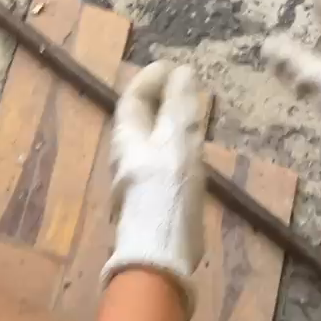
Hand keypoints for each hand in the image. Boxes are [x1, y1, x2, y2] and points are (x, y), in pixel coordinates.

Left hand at [102, 61, 206, 317]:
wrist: (161, 253)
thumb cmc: (166, 192)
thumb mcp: (178, 143)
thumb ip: (180, 109)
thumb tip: (182, 73)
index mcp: (127, 140)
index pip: (132, 99)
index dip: (148, 80)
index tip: (171, 67)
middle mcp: (127, 157)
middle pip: (139, 119)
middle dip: (159, 99)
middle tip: (185, 86)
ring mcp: (138, 180)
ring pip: (151, 140)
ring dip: (168, 122)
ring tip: (192, 112)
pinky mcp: (153, 198)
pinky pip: (162, 160)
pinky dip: (176, 145)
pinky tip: (192, 151)